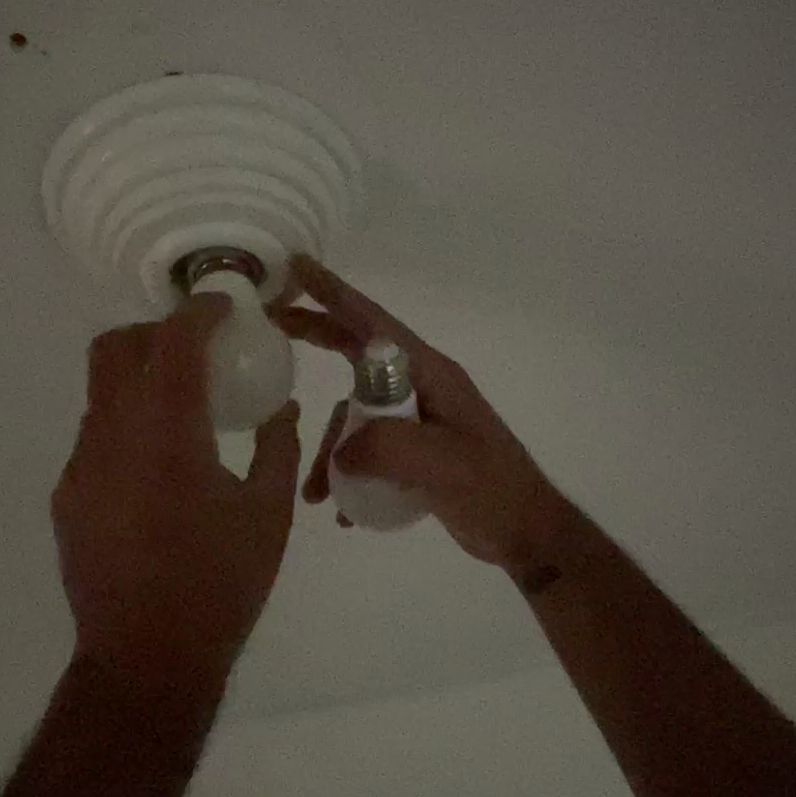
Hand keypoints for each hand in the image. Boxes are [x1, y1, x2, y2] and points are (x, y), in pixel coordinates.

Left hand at [51, 294, 301, 691]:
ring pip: (100, 391)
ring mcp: (82, 466)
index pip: (174, 342)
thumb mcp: (268, 513)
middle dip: (157, 333)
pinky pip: (96, 435)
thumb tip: (282, 408)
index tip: (224, 306)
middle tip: (199, 352)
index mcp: (168, 434)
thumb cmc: (220, 584)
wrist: (146, 659)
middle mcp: (112, 436)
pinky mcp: (68, 495)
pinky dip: (128, 423)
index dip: (199, 312)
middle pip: (116, 349)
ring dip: (140, 379)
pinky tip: (160, 467)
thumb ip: (277, 447)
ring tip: (184, 410)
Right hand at [273, 255, 571, 575]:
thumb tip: (339, 455)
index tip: (298, 265)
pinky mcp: (414, 450)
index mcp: (429, 374)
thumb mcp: (442, 465)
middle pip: (356, 353)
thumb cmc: (492, 489)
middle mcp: (419, 387)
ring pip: (355, 416)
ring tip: (316, 495)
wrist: (523, 531)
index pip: (374, 324)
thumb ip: (386, 448)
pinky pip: (367, 448)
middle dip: (316, 338)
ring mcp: (417, 418)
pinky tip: (344, 509)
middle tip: (272, 324)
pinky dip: (349, 474)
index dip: (335, 294)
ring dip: (331, 452)